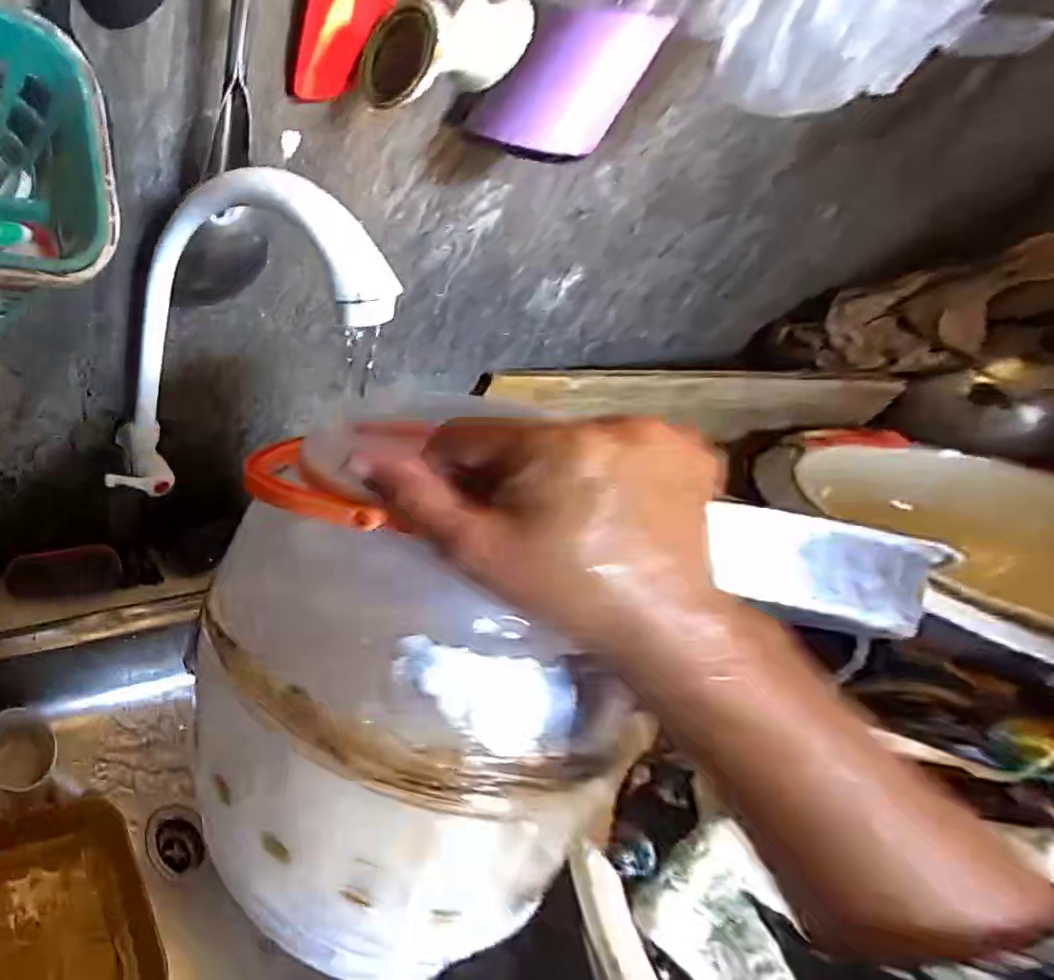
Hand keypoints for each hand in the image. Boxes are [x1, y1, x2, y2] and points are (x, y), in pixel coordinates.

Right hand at [354, 416, 727, 659]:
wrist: (668, 631)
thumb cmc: (562, 591)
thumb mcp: (476, 550)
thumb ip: (417, 498)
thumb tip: (364, 456)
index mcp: (550, 444)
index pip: (464, 435)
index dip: (447, 471)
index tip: (461, 510)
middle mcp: (604, 422)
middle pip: (516, 437)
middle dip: (502, 473)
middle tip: (512, 522)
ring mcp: (655, 432)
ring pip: (562, 438)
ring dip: (549, 468)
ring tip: (563, 517)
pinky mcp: (689, 447)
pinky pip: (614, 443)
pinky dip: (600, 466)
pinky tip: (608, 505)